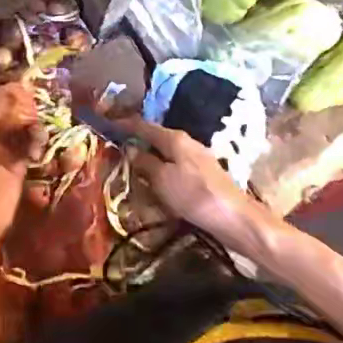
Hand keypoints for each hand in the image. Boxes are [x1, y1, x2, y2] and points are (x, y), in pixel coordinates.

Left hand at [0, 81, 38, 241]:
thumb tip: (12, 85)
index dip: (2, 88)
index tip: (22, 80)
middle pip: (7, 109)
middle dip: (21, 104)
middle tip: (35, 102)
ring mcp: (4, 147)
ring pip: (21, 125)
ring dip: (31, 123)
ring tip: (36, 131)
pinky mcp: (19, 163)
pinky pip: (31, 143)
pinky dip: (36, 142)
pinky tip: (36, 150)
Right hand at [119, 118, 274, 255]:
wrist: (234, 218)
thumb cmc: (194, 195)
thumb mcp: (162, 179)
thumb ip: (145, 162)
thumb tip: (131, 148)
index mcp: (175, 138)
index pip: (144, 125)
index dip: (125, 124)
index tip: (108, 125)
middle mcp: (188, 142)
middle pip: (157, 137)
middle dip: (138, 141)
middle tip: (117, 147)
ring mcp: (198, 157)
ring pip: (167, 151)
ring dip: (151, 156)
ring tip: (134, 165)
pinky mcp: (205, 174)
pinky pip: (176, 165)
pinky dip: (163, 168)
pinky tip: (157, 180)